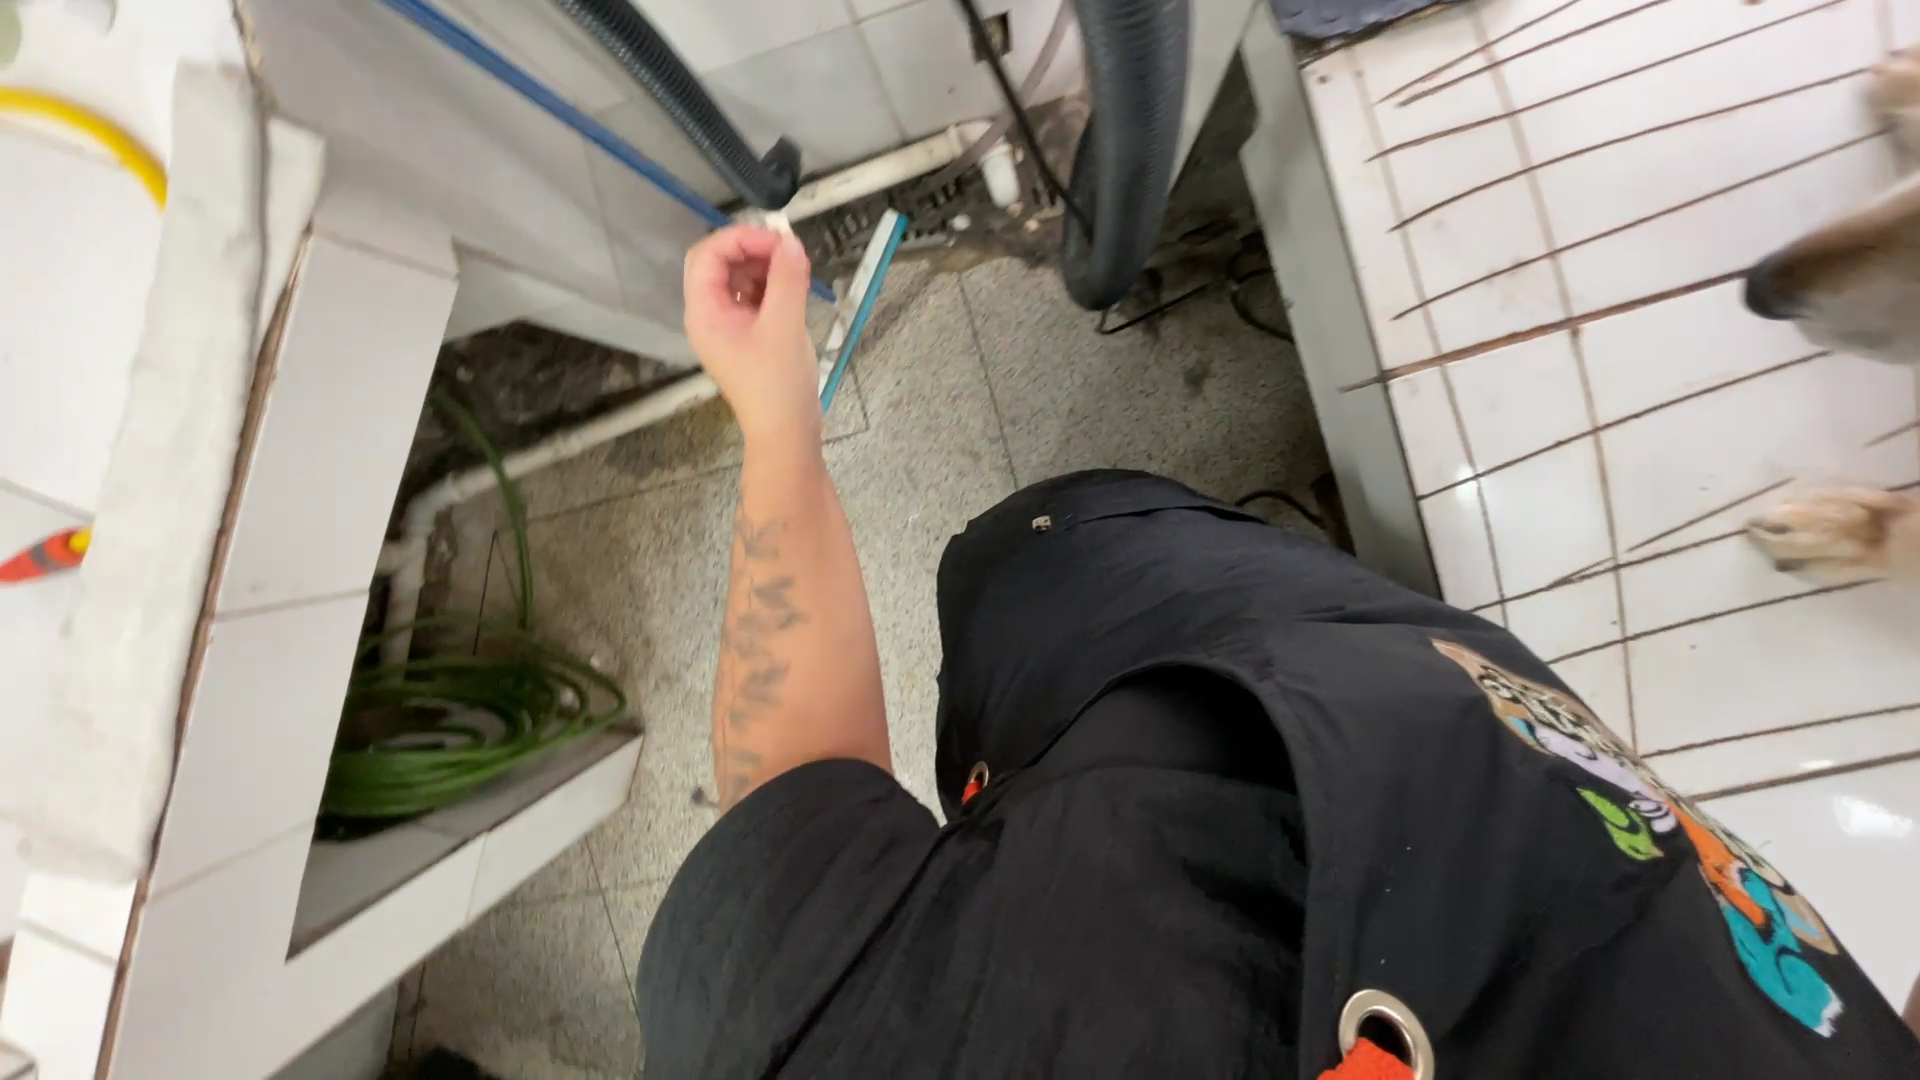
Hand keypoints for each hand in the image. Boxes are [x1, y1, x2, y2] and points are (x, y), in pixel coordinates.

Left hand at [683, 225, 820, 445]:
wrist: (787, 434)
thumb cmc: (778, 384)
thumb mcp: (784, 326)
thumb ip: (787, 279)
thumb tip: (791, 242)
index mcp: (704, 314)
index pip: (707, 256)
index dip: (740, 239)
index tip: (778, 241)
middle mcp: (710, 317)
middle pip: (721, 265)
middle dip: (753, 251)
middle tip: (789, 253)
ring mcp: (729, 329)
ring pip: (739, 280)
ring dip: (765, 268)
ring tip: (798, 270)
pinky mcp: (749, 339)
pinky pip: (754, 300)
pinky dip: (773, 288)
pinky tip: (796, 288)